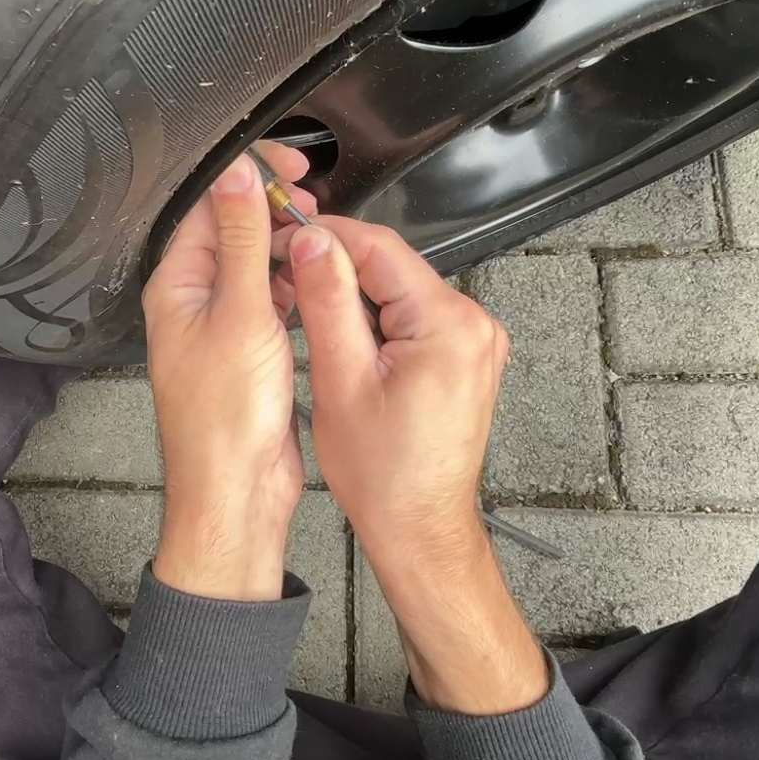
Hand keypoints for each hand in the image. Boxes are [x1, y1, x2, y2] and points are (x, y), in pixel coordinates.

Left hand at [142, 143, 315, 601]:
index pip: (206, 206)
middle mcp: (192, 302)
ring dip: (283, 248)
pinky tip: (312, 285)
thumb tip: (236, 177)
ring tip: (317, 242)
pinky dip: (289, 287)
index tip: (291, 167)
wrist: (236, 490)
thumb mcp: (240, 314)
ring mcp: (219, 327)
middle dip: (270, 210)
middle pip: (229, 232)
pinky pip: (266, 302)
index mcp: (177, 286)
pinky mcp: (245, 351)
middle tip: (311, 203)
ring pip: (252, 267)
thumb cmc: (225, 418)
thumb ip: (240, 241)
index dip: (248, 176)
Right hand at [284, 217, 546, 713]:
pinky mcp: (464, 355)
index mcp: (449, 326)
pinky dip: (375, 318)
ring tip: (305, 306)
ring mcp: (474, 341)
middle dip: (336, 266)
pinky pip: (413, 316)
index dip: (326, 235)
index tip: (284, 234)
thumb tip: (311, 241)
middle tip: (284, 273)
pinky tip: (342, 333)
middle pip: (392, 267)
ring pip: (399, 290)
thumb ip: (327, 302)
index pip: (380, 247)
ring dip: (352, 293)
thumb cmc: (382, 474)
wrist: (419, 525)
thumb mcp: (341, 381)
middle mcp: (474, 324)